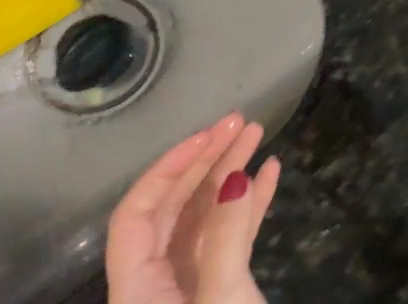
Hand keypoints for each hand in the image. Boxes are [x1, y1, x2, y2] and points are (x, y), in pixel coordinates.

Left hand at [107, 113, 280, 303]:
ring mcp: (189, 285)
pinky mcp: (221, 288)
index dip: (168, 170)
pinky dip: (250, 202)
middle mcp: (155, 283)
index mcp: (136, 290)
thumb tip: (234, 175)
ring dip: (231, 173)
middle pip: (171, 210)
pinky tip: (271, 172)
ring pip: (203, 217)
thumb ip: (224, 237)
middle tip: (242, 120)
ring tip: (261, 133)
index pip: (136, 216)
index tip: (208, 135)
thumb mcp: (222, 298)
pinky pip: (231, 235)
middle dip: (205, 161)